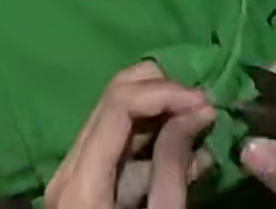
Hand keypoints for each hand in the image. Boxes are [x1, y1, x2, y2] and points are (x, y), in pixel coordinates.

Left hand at [44, 61, 215, 208]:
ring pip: (120, 113)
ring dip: (164, 111)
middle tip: (203, 104)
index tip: (205, 101)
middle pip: (116, 94)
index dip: (166, 90)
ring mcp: (75, 175)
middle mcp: (70, 166)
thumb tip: (200, 108)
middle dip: (165, 89)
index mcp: (80, 180)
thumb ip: (174, 163)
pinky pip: (121, 144)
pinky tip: (191, 156)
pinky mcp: (87, 186)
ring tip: (204, 129)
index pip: (120, 101)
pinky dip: (156, 139)